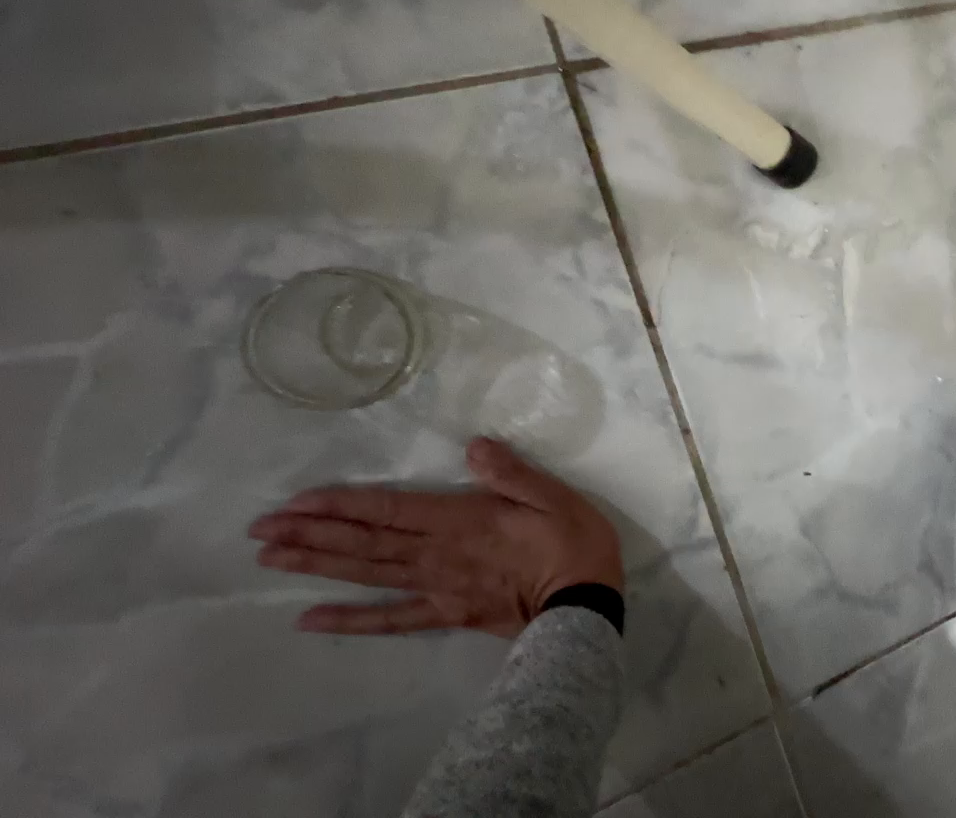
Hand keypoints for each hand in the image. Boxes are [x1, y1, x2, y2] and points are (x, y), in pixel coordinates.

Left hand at [249, 438, 622, 637]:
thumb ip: (512, 473)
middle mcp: (438, 554)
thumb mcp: (555, 497)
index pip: (391, 510)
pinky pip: (390, 620)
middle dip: (312, 534)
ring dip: (318, 566)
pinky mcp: (446, 614)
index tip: (295, 502)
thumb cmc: (572, 543)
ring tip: (270, 560)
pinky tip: (310, 620)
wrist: (583, 604)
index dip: (342, 505)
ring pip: (368, 574)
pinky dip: (348, 621)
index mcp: (463, 520)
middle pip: (367, 543)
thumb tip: (473, 447)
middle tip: (259, 529)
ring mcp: (437, 588)